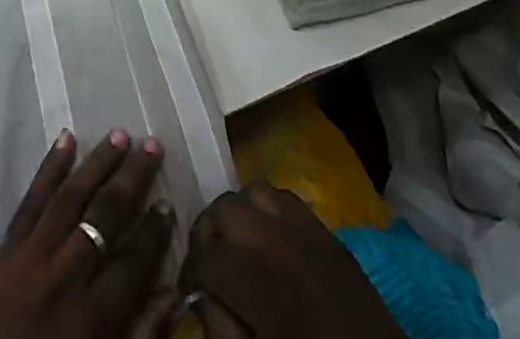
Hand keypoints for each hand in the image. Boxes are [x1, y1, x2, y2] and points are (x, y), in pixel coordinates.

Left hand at [0, 129, 176, 338]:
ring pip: (70, 197)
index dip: (155, 232)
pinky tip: (66, 139)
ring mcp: (32, 256)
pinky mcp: (6, 247)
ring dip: (97, 163)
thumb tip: (175, 290)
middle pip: (105, 216)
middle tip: (152, 145)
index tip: (167, 203)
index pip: (134, 261)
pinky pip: (31, 200)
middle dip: (132, 178)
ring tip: (119, 135)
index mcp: (95, 314)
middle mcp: (66, 276)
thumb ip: (142, 329)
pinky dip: (50, 167)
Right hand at [183, 184, 402, 338]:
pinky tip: (266, 238)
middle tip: (206, 262)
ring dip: (237, 214)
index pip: (209, 258)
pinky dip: (267, 211)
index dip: (190, 272)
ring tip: (234, 242)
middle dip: (208, 234)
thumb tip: (202, 293)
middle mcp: (289, 250)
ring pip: (256, 193)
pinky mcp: (332, 238)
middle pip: (228, 212)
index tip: (187, 289)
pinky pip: (288, 201)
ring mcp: (314, 237)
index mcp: (270, 290)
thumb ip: (220, 327)